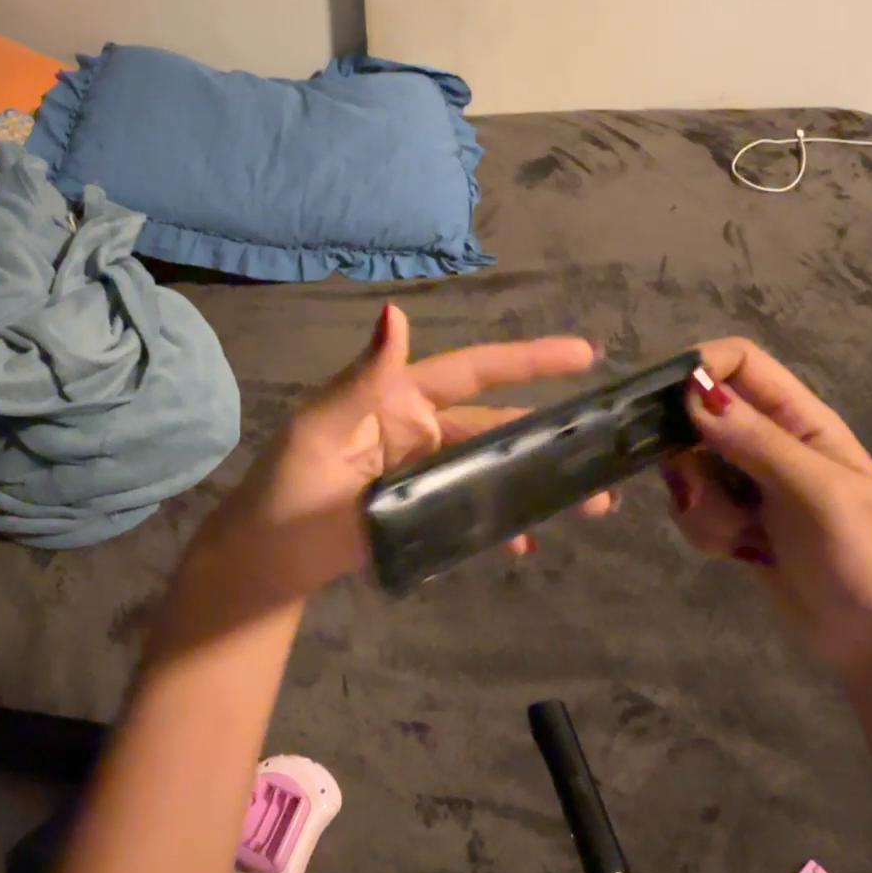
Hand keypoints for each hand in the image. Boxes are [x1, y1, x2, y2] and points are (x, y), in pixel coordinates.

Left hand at [196, 303, 612, 598]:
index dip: (527, 360)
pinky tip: (528, 543)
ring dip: (536, 484)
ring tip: (591, 507)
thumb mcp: (320, 430)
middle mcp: (420, 430)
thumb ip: (363, 378)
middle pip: (495, 425)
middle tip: (603, 449)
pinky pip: (473, 512)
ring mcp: (424, 474)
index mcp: (399, 398)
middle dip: (548, 435)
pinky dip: (501, 525)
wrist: (267, 561)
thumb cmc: (286, 489)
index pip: (472, 372)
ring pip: (492, 470)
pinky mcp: (423, 514)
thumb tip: (394, 311)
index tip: (584, 353)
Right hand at [662, 338, 871, 667]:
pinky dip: (702, 529)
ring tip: (739, 535)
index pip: (739, 363)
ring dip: (699, 503)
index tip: (666, 407)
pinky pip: (689, 505)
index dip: (699, 369)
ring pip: (685, 466)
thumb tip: (692, 392)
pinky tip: (736, 552)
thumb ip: (755, 441)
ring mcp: (746, 482)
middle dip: (687, 454)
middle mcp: (767, 441)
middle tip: (700, 488)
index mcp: (799, 419)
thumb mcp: (817, 494)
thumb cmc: (865, 560)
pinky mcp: (731, 519)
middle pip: (695, 415)